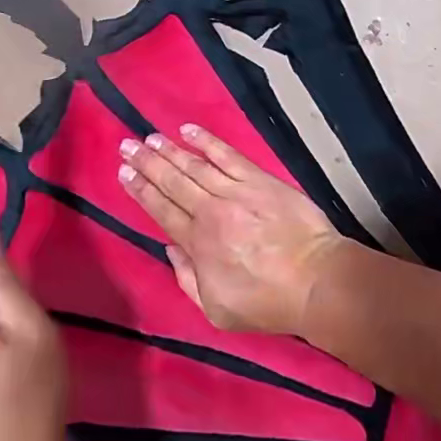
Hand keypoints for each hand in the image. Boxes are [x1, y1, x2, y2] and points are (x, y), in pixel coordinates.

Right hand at [116, 124, 347, 334]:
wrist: (316, 281)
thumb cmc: (268, 301)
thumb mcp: (217, 310)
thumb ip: (188, 280)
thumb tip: (171, 248)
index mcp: (198, 243)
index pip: (162, 209)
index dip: (141, 190)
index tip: (124, 172)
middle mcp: (211, 211)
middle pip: (172, 182)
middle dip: (147, 162)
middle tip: (127, 146)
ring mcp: (236, 191)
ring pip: (195, 165)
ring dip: (170, 150)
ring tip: (150, 138)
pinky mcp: (260, 179)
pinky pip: (228, 155)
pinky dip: (207, 141)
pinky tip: (189, 130)